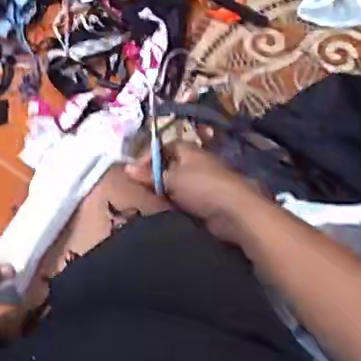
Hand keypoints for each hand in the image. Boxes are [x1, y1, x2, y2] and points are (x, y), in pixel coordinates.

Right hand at [126, 145, 268, 245]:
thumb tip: (125, 168)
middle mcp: (197, 163)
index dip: (148, 157)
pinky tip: (166, 213)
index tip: (133, 172)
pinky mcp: (208, 202)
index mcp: (189, 151)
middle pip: (169, 167)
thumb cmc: (202, 187)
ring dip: (165, 194)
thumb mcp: (171, 179)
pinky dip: (176, 206)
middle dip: (155, 178)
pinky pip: (186, 201)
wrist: (235, 212)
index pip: (164, 147)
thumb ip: (149, 174)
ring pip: (177, 185)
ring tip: (149, 203)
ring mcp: (204, 183)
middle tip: (139, 190)